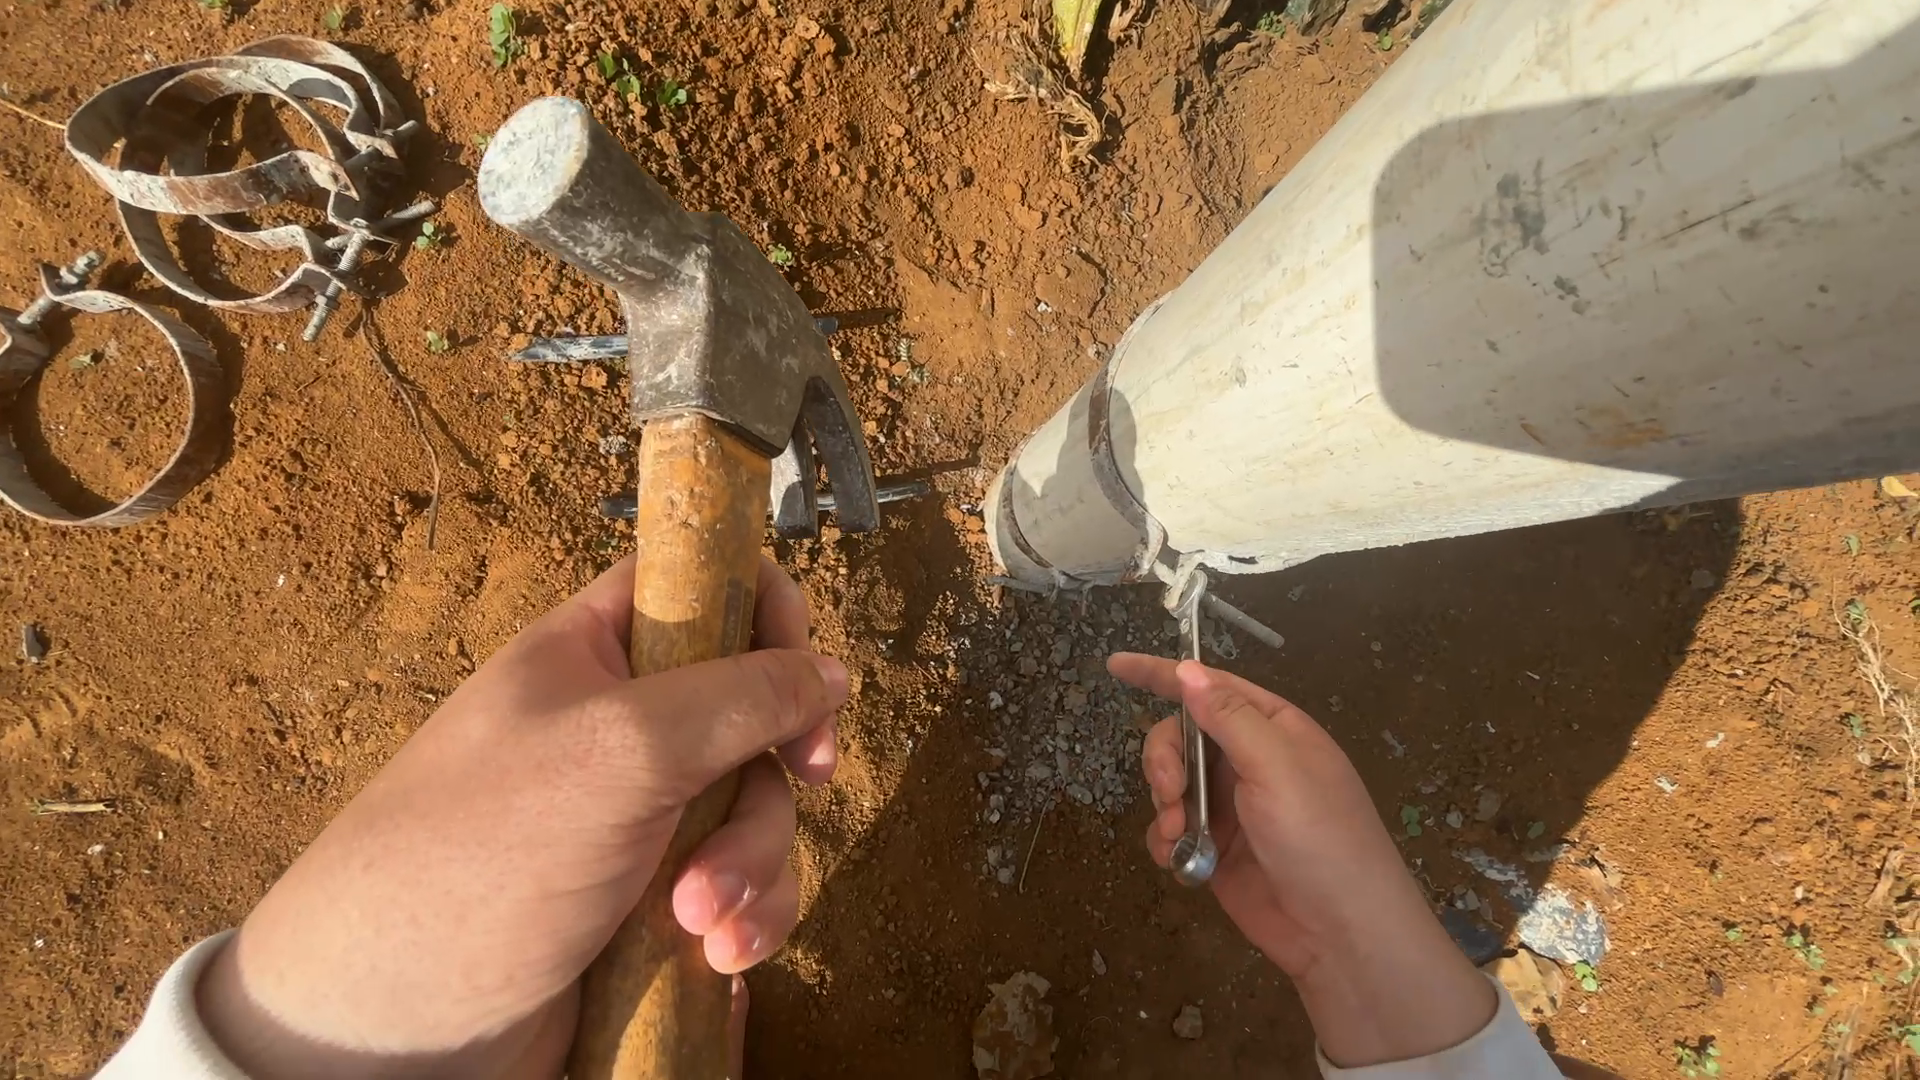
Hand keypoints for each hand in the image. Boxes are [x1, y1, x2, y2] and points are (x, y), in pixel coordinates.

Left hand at [196, 556, 847, 1079]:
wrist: (381, 1049)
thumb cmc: (484, 860)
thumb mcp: (624, 751)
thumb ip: (742, 697)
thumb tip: (833, 673)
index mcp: (599, 651)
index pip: (706, 587)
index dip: (768, 613)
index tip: (802, 676)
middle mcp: (630, 720)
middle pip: (754, 704)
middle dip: (774, 765)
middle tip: (805, 783)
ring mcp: (649, 807)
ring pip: (758, 799)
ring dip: (754, 859)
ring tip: (701, 920)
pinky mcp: (663, 885)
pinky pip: (745, 873)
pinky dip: (749, 909)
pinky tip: (716, 954)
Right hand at [1108, 655, 1495, 1067]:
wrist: (1340, 937)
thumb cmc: (1320, 838)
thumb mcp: (1276, 768)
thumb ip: (1228, 718)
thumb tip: (1187, 669)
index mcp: (1271, 728)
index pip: (1208, 686)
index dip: (1160, 674)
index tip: (1115, 665)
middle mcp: (1247, 758)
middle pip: (1179, 735)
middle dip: (1164, 759)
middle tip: (1170, 791)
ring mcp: (1229, 803)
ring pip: (1170, 779)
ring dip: (1165, 802)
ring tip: (1179, 833)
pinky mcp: (1214, 843)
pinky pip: (1170, 824)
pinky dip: (1165, 837)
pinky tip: (1177, 857)